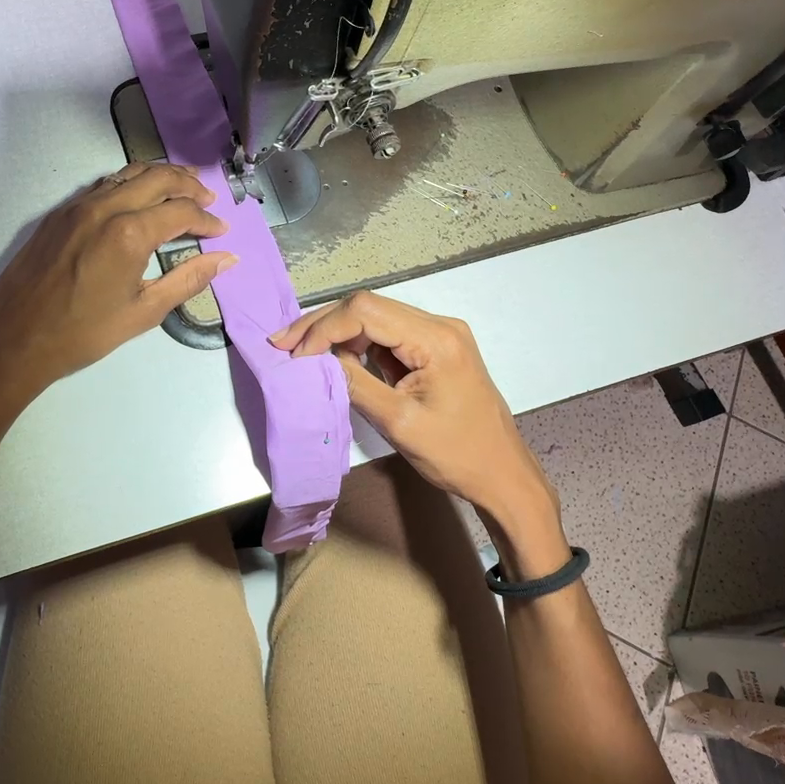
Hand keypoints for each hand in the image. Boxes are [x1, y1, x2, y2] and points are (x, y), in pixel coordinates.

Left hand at [0, 163, 236, 400]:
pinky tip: (137, 200)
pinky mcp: (59, 212)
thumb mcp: (143, 312)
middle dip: (189, 184)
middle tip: (209, 197)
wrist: (15, 339)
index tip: (221, 231)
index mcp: (129, 233)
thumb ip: (188, 279)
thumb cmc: (83, 333)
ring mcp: (78, 205)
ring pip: (128, 173)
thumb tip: (227, 259)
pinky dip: (129, 184)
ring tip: (181, 190)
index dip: (207, 219)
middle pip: (158, 177)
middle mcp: (105, 207)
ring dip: (159, 177)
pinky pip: (103, 185)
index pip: (181, 210)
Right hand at [270, 292, 564, 560]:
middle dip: (322, 325)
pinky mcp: (435, 348)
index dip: (324, 328)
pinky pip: (387, 335)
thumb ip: (355, 382)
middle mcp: (439, 325)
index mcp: (436, 339)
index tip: (296, 356)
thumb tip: (316, 359)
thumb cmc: (456, 455)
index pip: (365, 312)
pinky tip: (331, 356)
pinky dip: (356, 344)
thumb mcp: (398, 422)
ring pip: (374, 318)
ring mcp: (439, 334)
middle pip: (368, 307)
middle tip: (282, 344)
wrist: (502, 475)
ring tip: (299, 351)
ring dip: (336, 333)